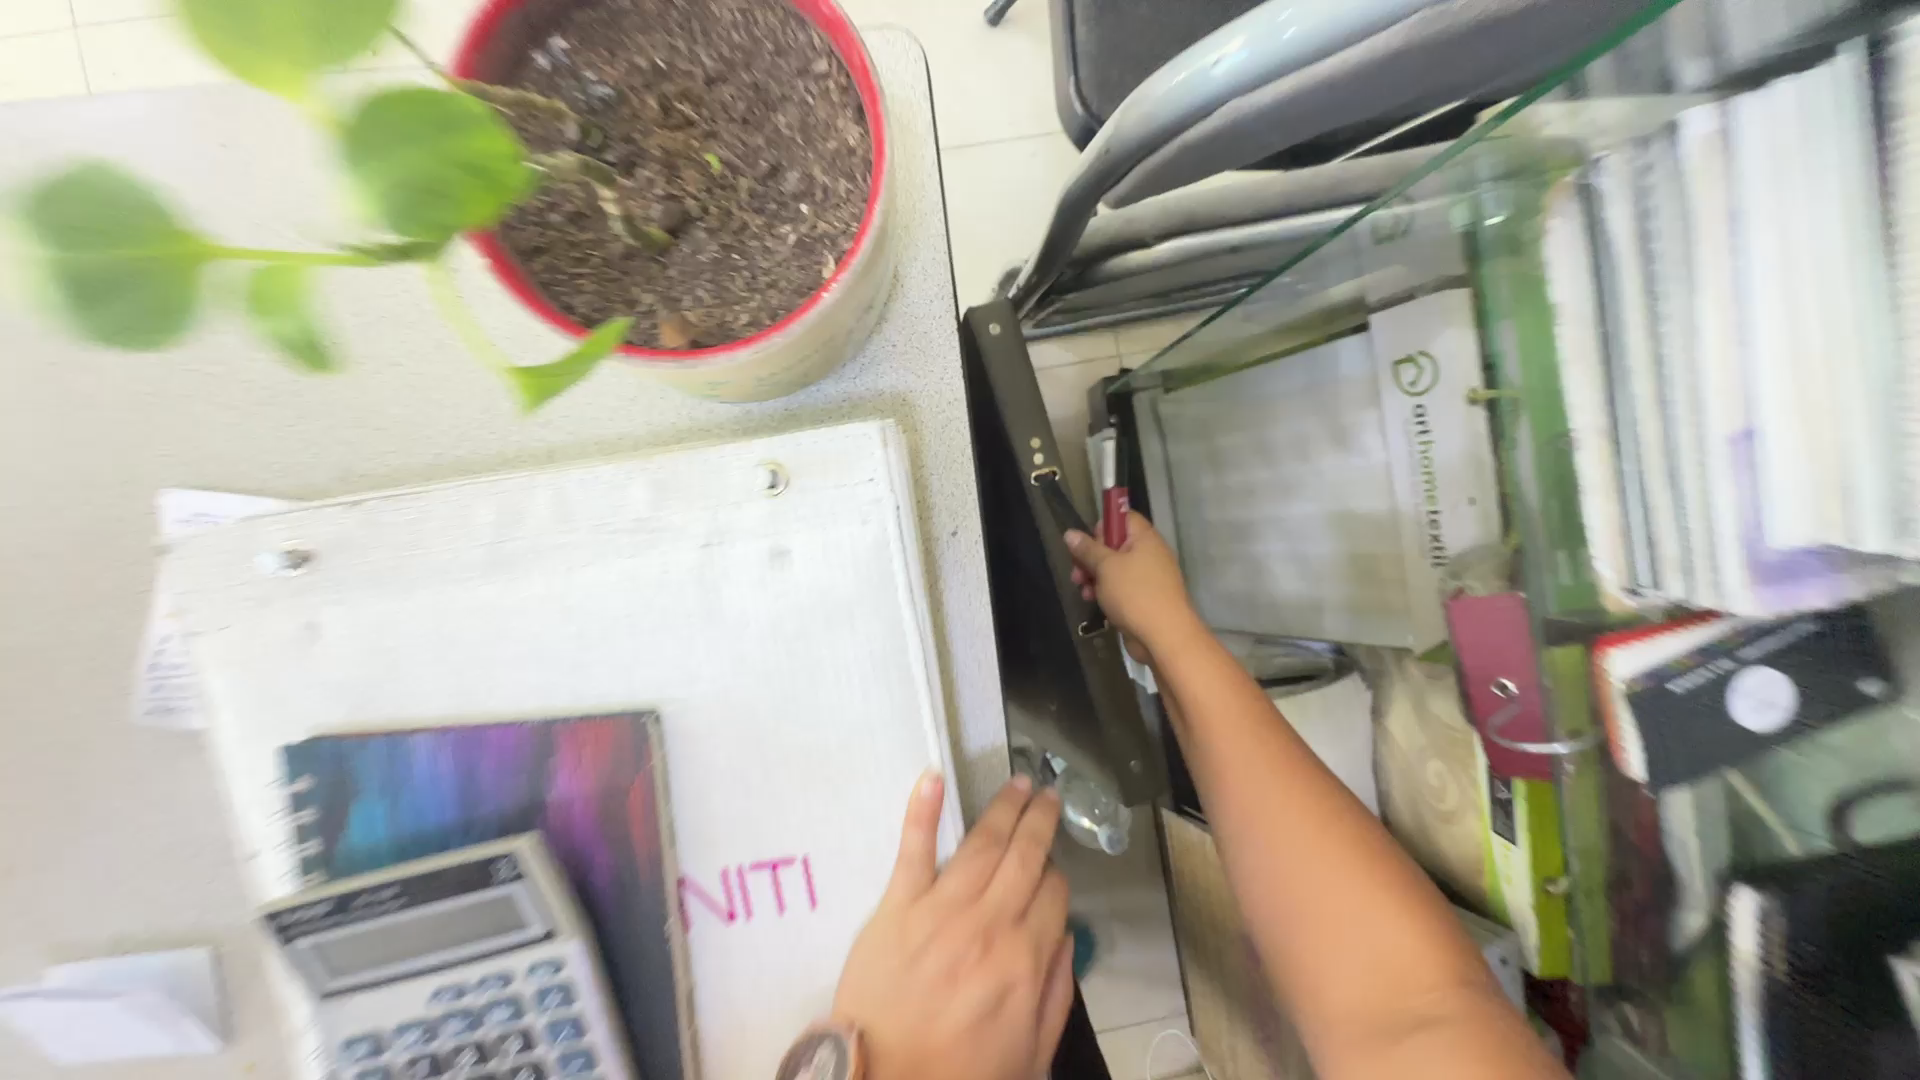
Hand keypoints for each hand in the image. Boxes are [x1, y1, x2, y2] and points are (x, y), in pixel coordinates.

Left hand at [832, 773, 1075, 1079]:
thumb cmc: (959, 1074)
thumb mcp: (1031, 1056)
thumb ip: (1056, 993)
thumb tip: (1066, 937)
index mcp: (1023, 959)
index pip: (1054, 893)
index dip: (1057, 877)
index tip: (1052, 872)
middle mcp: (988, 922)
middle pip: (1024, 856)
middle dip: (1040, 820)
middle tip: (1048, 793)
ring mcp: (941, 907)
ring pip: (981, 844)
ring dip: (1003, 807)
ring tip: (1018, 783)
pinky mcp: (898, 905)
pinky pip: (913, 848)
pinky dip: (923, 810)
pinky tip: (933, 777)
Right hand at [1065, 511, 1204, 662]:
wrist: (1164, 636)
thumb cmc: (1134, 594)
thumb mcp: (1105, 567)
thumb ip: (1087, 549)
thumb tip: (1070, 533)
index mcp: (1145, 538)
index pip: (1123, 518)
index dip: (1103, 527)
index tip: (1087, 543)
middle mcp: (1149, 554)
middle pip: (1115, 545)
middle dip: (1091, 557)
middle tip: (1077, 571)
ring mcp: (1148, 577)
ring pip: (1114, 569)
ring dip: (1095, 577)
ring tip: (1083, 590)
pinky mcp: (1144, 598)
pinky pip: (1121, 588)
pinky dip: (1106, 592)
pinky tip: (1093, 602)